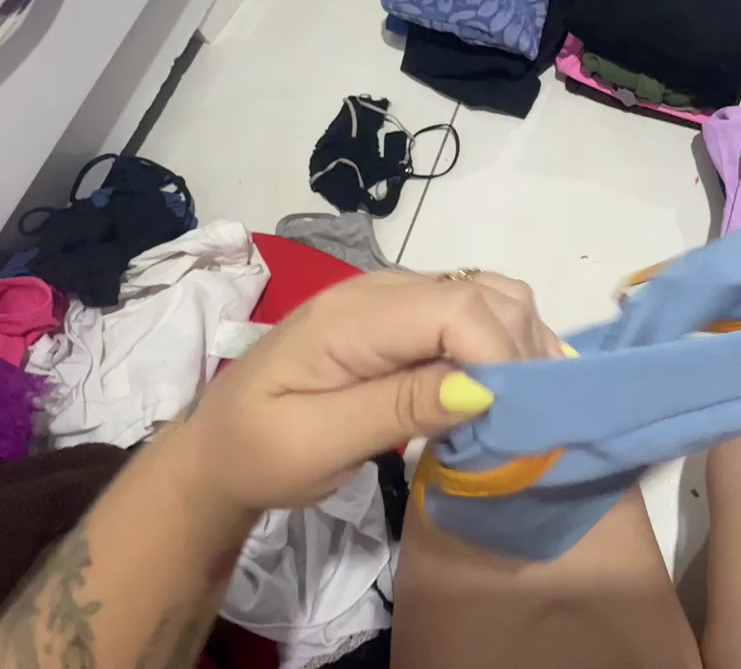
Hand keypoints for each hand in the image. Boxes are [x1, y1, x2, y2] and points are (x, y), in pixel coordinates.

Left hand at [170, 269, 564, 512]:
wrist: (219, 444)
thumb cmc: (258, 452)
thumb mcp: (315, 445)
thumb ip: (398, 409)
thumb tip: (482, 390)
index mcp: (353, 316)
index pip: (455, 308)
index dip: (496, 355)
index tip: (506, 418)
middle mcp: (386, 288)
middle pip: (485, 296)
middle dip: (517, 354)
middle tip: (521, 422)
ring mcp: (402, 295)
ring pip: (495, 294)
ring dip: (521, 344)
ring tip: (520, 405)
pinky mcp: (413, 311)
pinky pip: (482, 306)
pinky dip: (511, 338)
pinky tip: (513, 382)